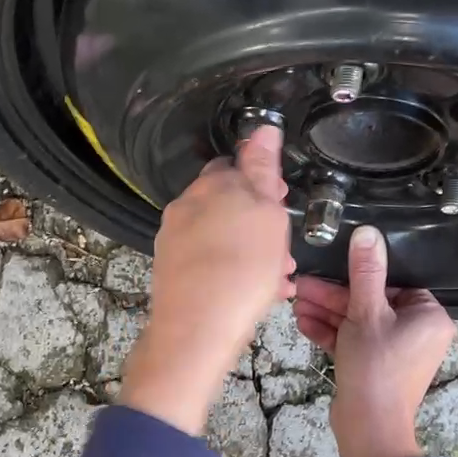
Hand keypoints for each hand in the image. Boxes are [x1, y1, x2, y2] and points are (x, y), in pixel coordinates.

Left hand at [118, 125, 294, 432]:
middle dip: (258, 221)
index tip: (282, 203)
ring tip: (279, 277)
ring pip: (222, 238)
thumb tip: (264, 128)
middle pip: (227, 205)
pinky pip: (211, 264)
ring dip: (252, 251)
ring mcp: (175, 242)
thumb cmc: (242, 267)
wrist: (197, 328)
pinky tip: (260, 294)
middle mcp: (184, 209)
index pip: (235, 166)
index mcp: (208, 187)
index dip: (262, 182)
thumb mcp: (265, 211)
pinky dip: (235, 272)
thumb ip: (262, 168)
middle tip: (284, 247)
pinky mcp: (173, 273)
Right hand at [292, 226, 455, 456]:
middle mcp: (418, 332)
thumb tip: (367, 232)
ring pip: (358, 322)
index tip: (328, 270)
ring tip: (295, 303)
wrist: (369, 426)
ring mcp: (395, 352)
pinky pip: (354, 341)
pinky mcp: (374, 367)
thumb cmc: (376, 366)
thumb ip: (365, 272)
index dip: (359, 277)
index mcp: (429, 316)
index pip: (394, 284)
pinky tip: (303, 324)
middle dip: (333, 297)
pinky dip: (331, 333)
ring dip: (326, 313)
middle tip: (302, 286)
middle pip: (371, 303)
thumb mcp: (366, 312)